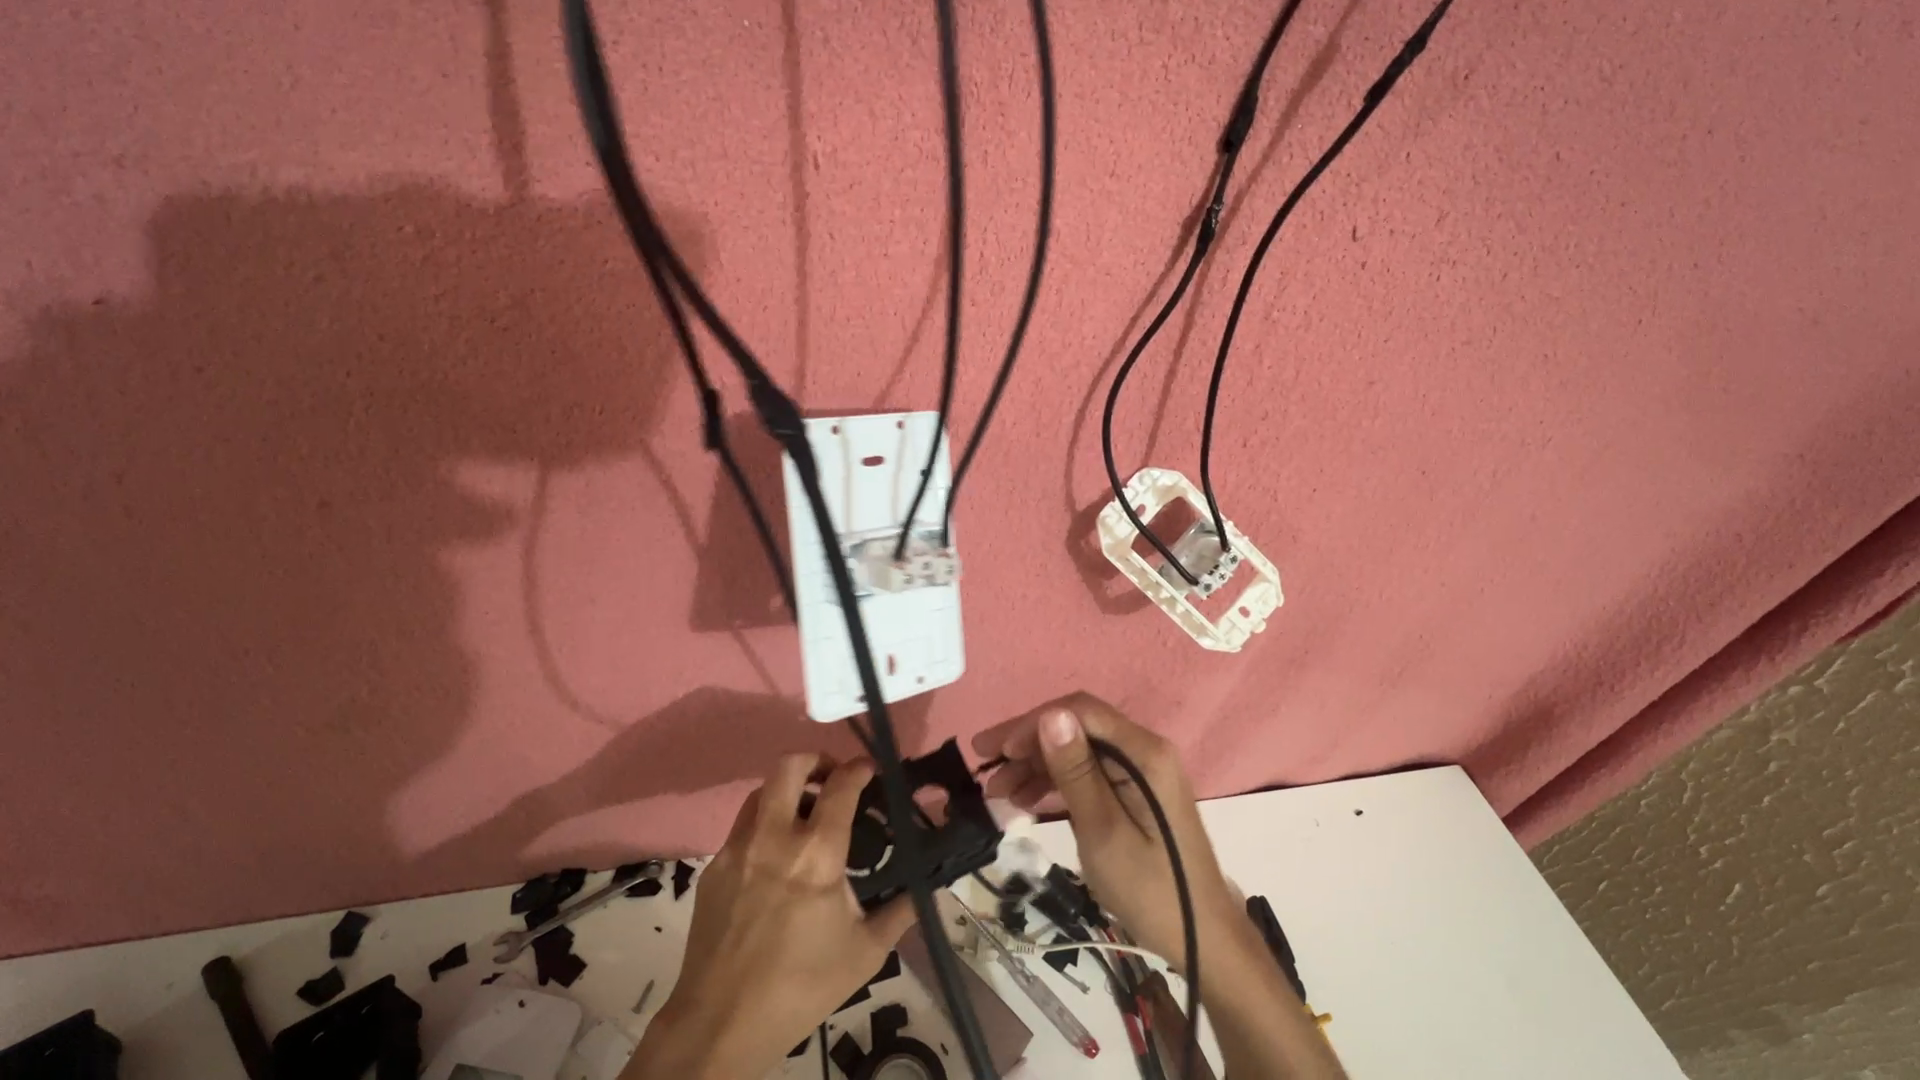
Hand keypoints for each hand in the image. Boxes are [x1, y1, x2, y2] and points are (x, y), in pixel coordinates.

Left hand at [625, 755, 916, 1079]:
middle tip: (832, 778)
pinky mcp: (713, 869)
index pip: (840, 787)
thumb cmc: (801, 986)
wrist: (722, 1020)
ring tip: (804, 813)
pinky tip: (775, 858)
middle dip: (815, 760)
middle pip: (788, 767)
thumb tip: (925, 890)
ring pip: (760, 792)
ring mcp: (737, 850)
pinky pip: (741, 828)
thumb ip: (899, 913)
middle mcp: (773, 838)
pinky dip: (764, 825)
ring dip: (786, 790)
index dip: (859, 769)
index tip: (870, 770)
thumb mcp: (865, 953)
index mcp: (816, 854)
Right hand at [972, 693, 1238, 971]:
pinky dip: (1056, 784)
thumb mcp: (1102, 830)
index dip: (1032, 723)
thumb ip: (1076, 771)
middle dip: (1028, 743)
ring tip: (998, 793)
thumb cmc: (1148, 888)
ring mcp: (1142, 773)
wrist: (1199, 937)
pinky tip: (1026, 802)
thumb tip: (1049, 715)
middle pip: (1077, 728)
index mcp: (1143, 753)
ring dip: (1037, 766)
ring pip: (1079, 751)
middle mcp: (1144, 751)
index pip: (1080, 712)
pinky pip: (1090, 774)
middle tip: (984, 766)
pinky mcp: (1136, 794)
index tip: (994, 750)